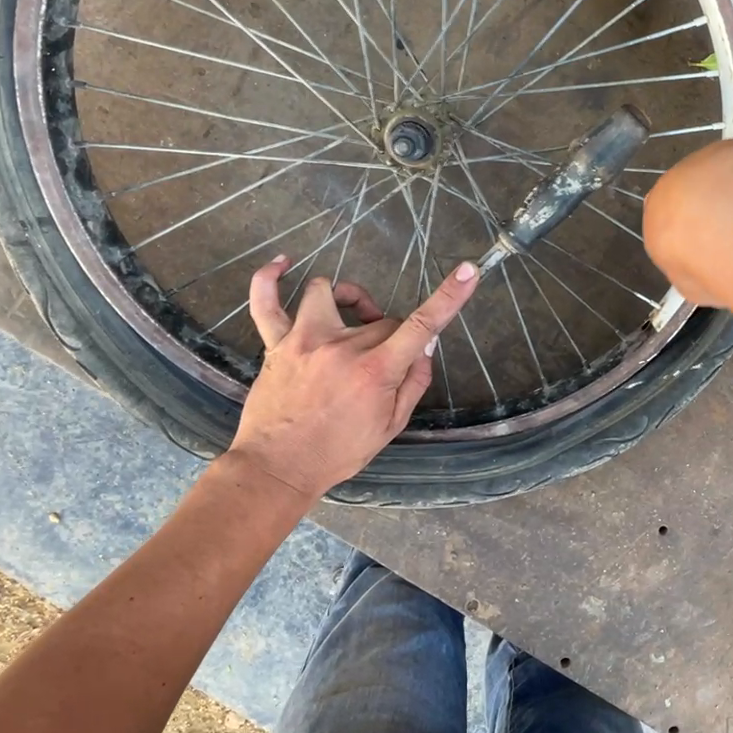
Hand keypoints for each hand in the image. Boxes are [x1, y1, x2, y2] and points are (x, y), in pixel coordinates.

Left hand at [223, 256, 478, 501]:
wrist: (279, 468)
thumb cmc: (339, 451)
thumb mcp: (391, 425)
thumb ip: (413, 382)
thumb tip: (425, 346)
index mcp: (376, 371)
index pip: (422, 325)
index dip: (449, 296)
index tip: (468, 271)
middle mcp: (342, 347)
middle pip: (381, 320)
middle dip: (391, 337)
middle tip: (383, 367)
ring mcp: (304, 340)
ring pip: (330, 294)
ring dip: (348, 301)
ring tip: (350, 318)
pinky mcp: (276, 345)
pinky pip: (265, 302)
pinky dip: (270, 279)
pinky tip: (282, 264)